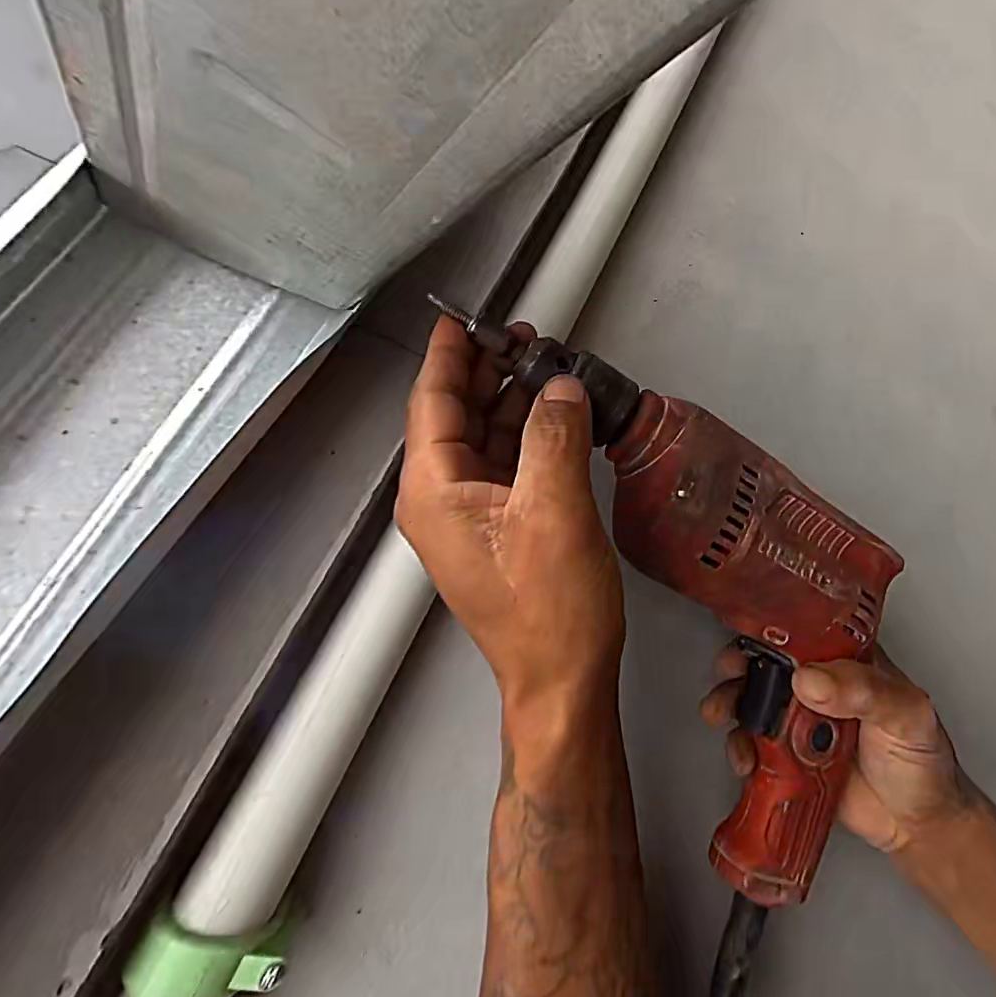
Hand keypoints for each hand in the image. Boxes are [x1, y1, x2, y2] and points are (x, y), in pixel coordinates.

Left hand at [396, 316, 625, 707]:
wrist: (563, 677)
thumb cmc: (550, 611)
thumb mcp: (554, 510)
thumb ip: (554, 436)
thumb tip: (561, 388)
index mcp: (435, 492)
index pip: (432, 403)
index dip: (449, 355)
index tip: (462, 320)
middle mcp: (443, 501)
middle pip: (457, 416)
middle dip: (488, 373)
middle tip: (522, 339)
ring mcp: (471, 517)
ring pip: (485, 439)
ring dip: (513, 402)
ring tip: (545, 369)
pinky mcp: (501, 529)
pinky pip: (508, 465)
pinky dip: (529, 436)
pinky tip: (556, 417)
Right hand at [700, 644, 966, 853]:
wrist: (920, 825)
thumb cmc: (924, 759)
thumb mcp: (905, 713)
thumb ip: (865, 691)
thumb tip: (810, 678)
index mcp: (845, 661)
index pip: (801, 632)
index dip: (768, 631)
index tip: (748, 638)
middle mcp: (818, 685)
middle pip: (765, 664)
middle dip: (737, 667)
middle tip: (728, 675)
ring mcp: (799, 722)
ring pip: (752, 702)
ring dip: (730, 705)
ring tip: (723, 717)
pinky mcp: (788, 757)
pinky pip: (753, 746)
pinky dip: (740, 749)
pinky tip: (746, 760)